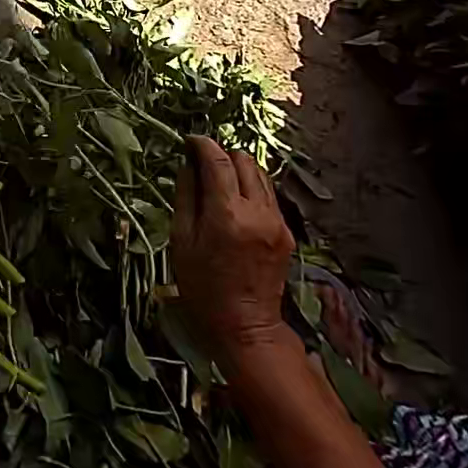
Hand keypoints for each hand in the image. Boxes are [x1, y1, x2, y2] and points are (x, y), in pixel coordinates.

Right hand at [171, 135, 296, 362]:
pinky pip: (269, 195)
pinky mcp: (287, 232)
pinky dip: (251, 188)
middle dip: (222, 154)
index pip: (218, 161)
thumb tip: (188, 163)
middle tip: (203, 162)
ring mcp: (277, 222)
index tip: (189, 140)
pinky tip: (235, 201)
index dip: (202, 144)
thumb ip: (186, 196)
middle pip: (244, 160)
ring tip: (219, 179)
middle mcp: (258, 213)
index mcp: (228, 215)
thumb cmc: (202, 286)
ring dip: (239, 169)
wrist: (245, 326)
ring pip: (261, 174)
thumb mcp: (181, 240)